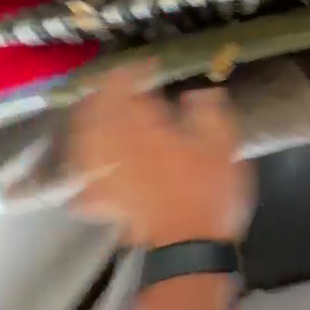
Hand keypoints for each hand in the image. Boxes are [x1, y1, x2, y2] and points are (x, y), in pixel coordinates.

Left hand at [69, 64, 252, 246]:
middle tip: (111, 81)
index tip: (145, 63)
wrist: (190, 246)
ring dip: (86, 124)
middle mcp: (121, 150)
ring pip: (85, 145)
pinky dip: (84, 171)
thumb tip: (196, 93)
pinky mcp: (108, 203)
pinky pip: (86, 184)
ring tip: (92, 113)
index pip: (129, 93)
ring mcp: (110, 179)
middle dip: (101, 94)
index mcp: (149, 130)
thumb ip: (209, 113)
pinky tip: (87, 169)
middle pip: (98, 117)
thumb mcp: (224, 142)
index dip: (132, 73)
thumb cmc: (210, 189)